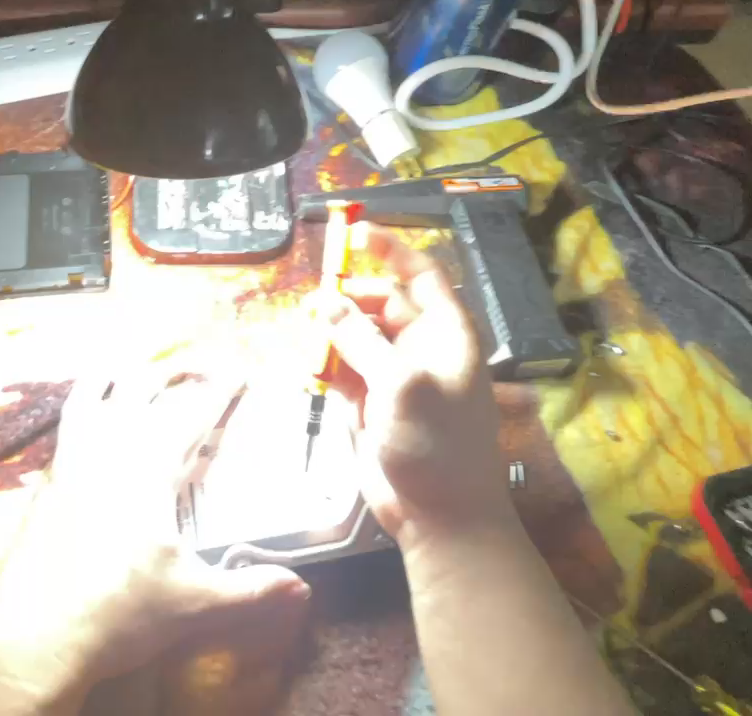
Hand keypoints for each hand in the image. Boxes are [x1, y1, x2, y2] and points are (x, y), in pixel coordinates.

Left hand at [0, 367, 309, 714]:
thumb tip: (303, 589)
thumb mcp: (192, 601)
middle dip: (183, 371)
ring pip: (106, 389)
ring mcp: (78, 456)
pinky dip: (89, 391)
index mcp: (153, 467)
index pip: (196, 413)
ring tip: (153, 366)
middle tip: (207, 370)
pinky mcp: (53, 473)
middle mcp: (115, 448)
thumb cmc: (119, 613)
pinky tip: (96, 389)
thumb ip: (249, 590)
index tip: (243, 371)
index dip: (223, 389)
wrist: (35, 640)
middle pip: (151, 386)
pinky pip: (72, 413)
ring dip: (134, 372)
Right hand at [323, 225, 515, 553]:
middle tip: (313, 302)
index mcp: (445, 333)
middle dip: (348, 298)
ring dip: (330, 332)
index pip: (421, 275)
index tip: (356, 233)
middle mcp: (420, 347)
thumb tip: (324, 301)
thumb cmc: (436, 444)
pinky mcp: (369, 402)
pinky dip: (325, 364)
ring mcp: (392, 374)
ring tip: (305, 335)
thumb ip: (361, 340)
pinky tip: (307, 367)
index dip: (392, 250)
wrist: (439, 518)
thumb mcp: (401, 385)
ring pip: (355, 335)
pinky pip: (342, 368)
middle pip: (379, 303)